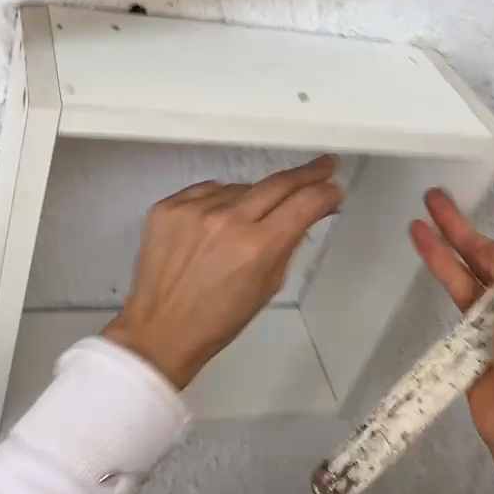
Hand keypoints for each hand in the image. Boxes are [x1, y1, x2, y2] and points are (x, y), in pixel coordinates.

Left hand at [102, 156, 342, 388]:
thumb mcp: (267, 286)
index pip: (304, 203)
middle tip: (324, 165)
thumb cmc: (220, 318)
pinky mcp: (168, 206)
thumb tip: (308, 212)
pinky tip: (217, 221)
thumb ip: (288, 244)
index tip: (333, 187)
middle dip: (306, 174)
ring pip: (240, 187)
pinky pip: (207, 190)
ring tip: (248, 222)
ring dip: (254, 197)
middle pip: (277, 183)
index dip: (324, 192)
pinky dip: (219, 201)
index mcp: (258, 247)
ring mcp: (194, 209)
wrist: (160, 329)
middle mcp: (228, 220)